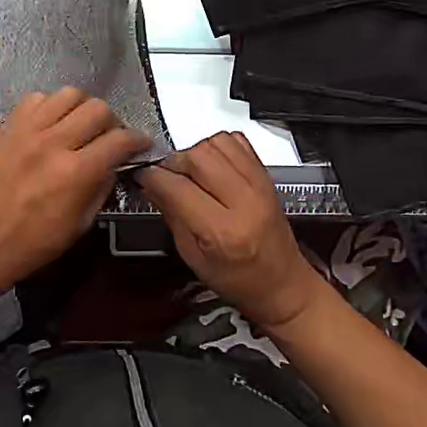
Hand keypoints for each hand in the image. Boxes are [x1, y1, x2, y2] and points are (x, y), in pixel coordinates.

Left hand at [0, 88, 148, 295]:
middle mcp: (53, 142)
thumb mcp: (77, 225)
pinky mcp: (9, 125)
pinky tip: (52, 122)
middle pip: (97, 108)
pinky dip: (51, 105)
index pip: (119, 140)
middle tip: (110, 136)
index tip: (140, 144)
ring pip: (68, 94)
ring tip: (81, 124)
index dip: (137, 140)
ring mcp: (28, 129)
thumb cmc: (28, 242)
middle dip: (113, 121)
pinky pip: (37, 98)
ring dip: (82, 107)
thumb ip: (100, 188)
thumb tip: (113, 165)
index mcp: (75, 172)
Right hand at [137, 131, 331, 328]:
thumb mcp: (192, 256)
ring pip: (215, 143)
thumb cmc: (238, 279)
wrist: (284, 285)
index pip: (177, 185)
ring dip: (195, 152)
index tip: (142, 174)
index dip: (152, 175)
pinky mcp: (266, 176)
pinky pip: (237, 141)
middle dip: (173, 162)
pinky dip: (218, 147)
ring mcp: (259, 185)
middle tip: (168, 177)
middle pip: (196, 156)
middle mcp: (245, 202)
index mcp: (222, 231)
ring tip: (192, 172)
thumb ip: (170, 213)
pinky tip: (213, 166)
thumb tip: (149, 182)